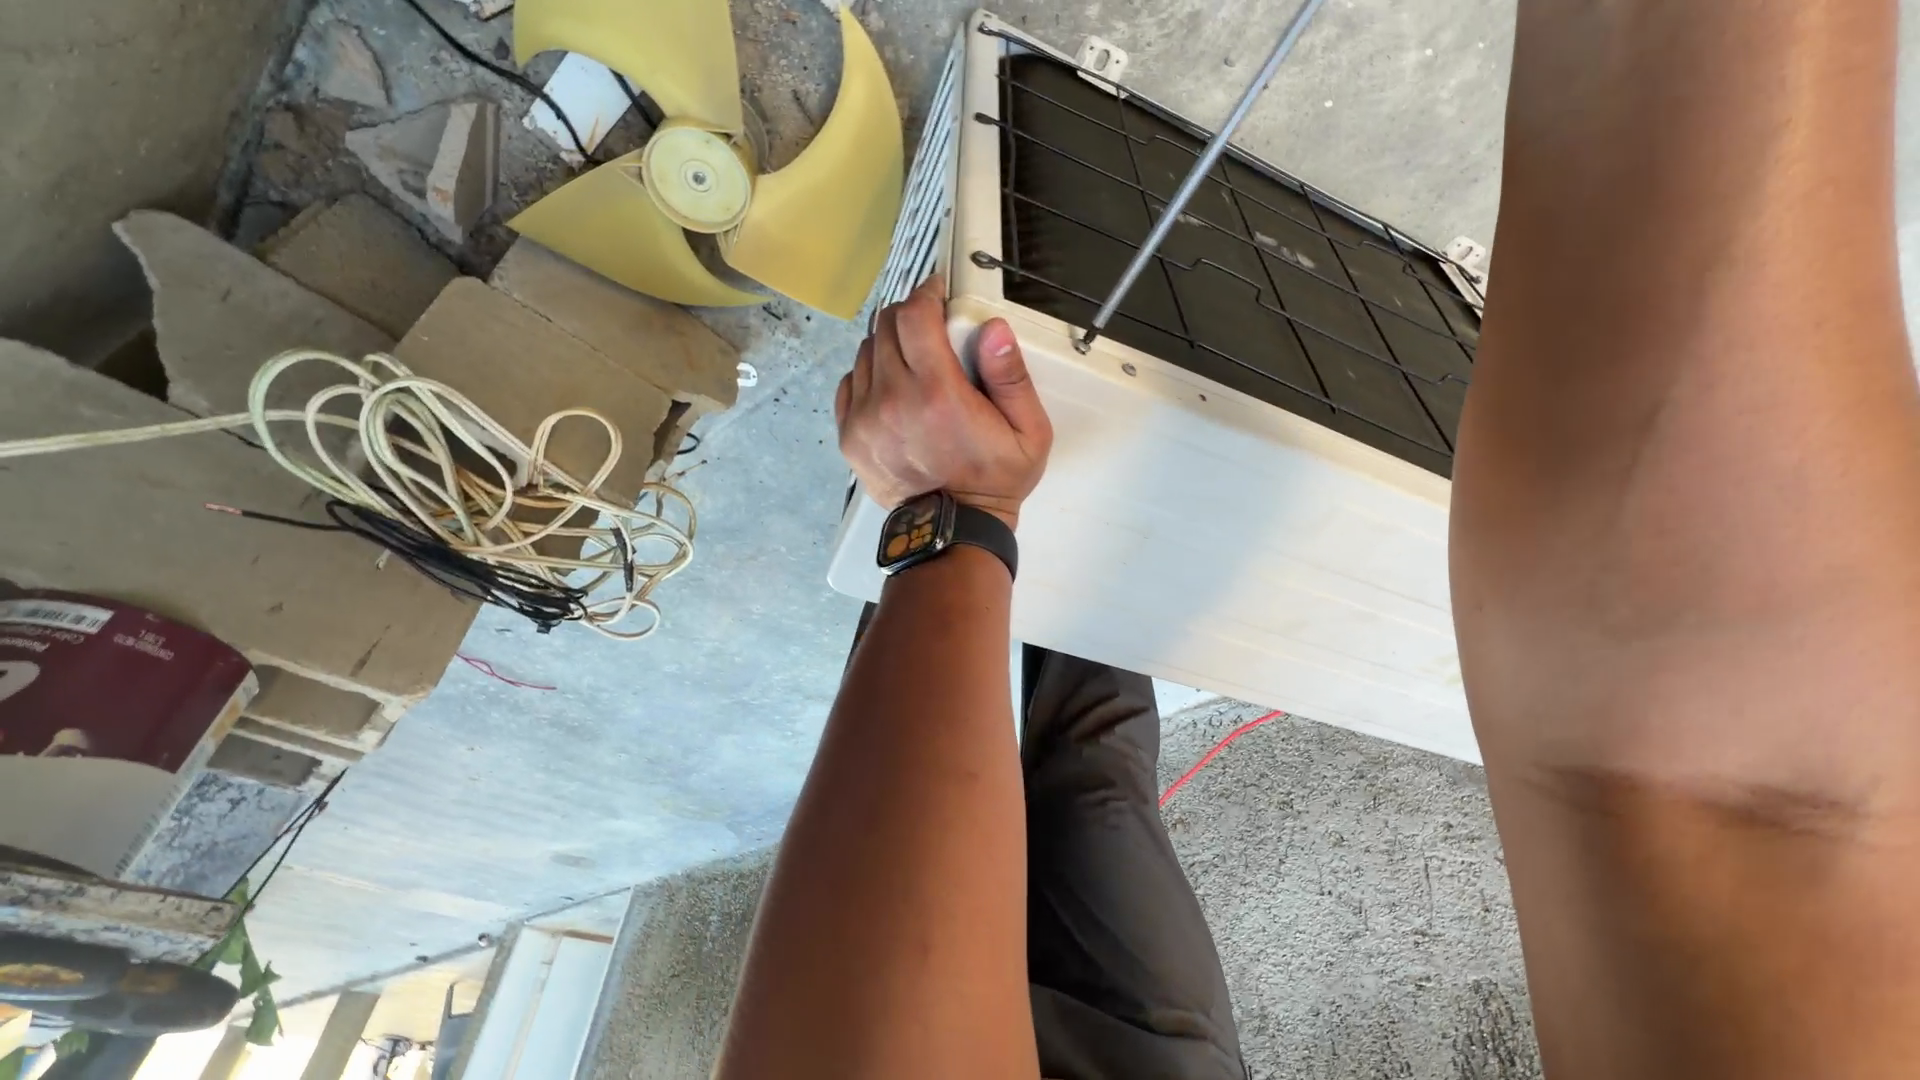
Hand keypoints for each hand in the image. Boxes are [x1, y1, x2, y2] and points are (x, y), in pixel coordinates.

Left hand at [835, 277, 1052, 528]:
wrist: (952, 532)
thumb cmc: (995, 481)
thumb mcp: (1029, 433)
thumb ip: (1012, 376)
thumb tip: (993, 328)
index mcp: (937, 393)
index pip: (915, 315)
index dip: (926, 294)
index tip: (939, 294)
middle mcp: (892, 399)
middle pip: (885, 326)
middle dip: (908, 316)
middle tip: (929, 326)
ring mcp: (864, 419)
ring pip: (865, 352)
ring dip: (888, 345)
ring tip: (912, 360)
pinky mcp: (849, 437)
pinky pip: (850, 383)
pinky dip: (868, 375)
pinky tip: (891, 387)